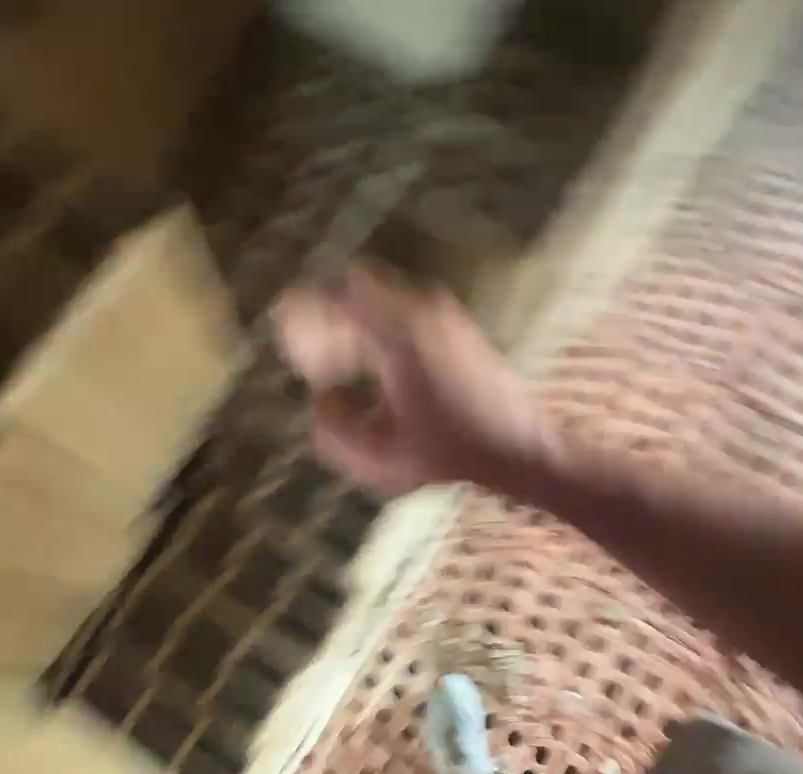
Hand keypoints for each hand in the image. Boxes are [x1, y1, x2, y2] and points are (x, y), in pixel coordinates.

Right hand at [272, 266, 550, 494]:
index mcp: (400, 338)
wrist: (517, 447)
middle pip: (354, 287)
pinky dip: (375, 328)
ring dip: (350, 322)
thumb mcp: (381, 458)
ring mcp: (443, 315)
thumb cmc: (449, 455)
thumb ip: (334, 431)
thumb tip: (321, 399)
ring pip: (377, 296)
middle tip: (311, 354)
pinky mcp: (454, 325)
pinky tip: (373, 371)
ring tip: (336, 366)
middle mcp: (422, 314)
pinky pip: (400, 309)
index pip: (336, 299)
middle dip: (323, 315)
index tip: (285, 337)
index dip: (301, 315)